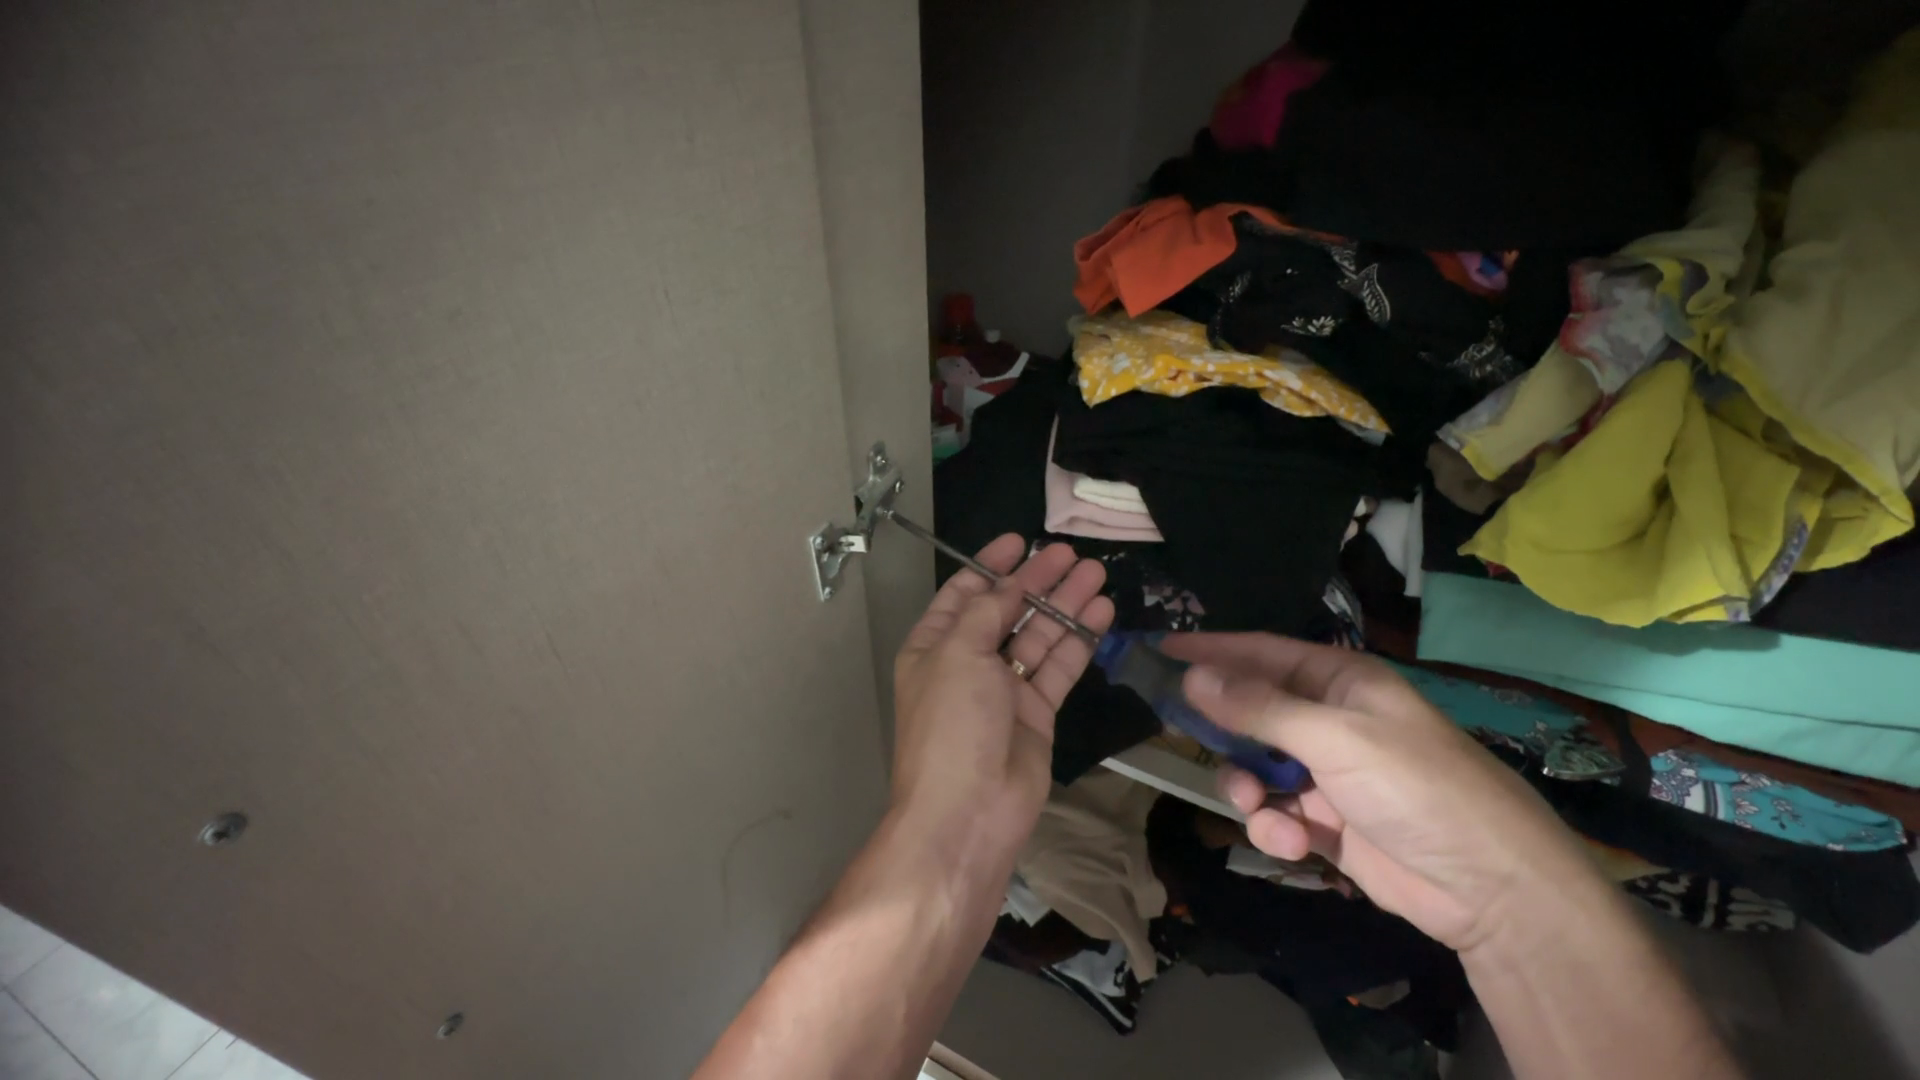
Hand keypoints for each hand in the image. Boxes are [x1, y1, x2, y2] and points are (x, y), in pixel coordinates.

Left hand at [890, 535, 1115, 867]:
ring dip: (1064, 605)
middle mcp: (968, 663)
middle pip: (1007, 610)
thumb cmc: (952, 723)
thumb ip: (986, 612)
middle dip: (1036, 581)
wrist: (968, 812)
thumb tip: (1007, 585)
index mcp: (934, 646)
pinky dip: (1079, 641)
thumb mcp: (958, 654)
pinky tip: (1101, 613)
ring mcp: (1004, 690)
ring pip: (1038, 636)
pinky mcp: (1036, 713)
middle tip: (1070, 553)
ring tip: (1096, 573)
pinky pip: (1059, 668)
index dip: (991, 566)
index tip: (1021, 541)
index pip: (964, 594)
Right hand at [1160, 633, 1604, 953]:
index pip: (1260, 653)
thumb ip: (1258, 708)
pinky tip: (1292, 842)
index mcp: (1338, 682)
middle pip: (1249, 711)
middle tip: (1176, 732)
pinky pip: (1274, 814)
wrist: (1491, 888)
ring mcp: (1325, 774)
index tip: (1157, 650)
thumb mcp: (1334, 738)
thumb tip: (1191, 676)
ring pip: (1253, 768)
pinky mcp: (1325, 823)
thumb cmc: (1417, 787)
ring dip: (1245, 787)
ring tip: (1257, 805)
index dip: (1208, 650)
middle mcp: (1328, 720)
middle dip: (1222, 730)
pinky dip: (1274, 827)